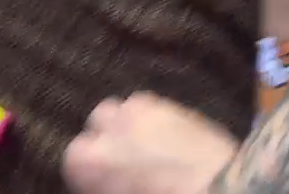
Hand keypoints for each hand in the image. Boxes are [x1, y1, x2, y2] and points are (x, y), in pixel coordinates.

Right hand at [63, 93, 239, 193]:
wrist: (215, 188)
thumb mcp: (120, 193)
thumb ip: (107, 185)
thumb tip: (108, 182)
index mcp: (93, 160)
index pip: (74, 155)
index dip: (86, 168)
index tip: (97, 180)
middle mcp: (114, 127)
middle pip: (99, 119)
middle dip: (106, 134)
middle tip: (120, 159)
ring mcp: (144, 109)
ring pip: (125, 106)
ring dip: (129, 121)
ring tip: (142, 145)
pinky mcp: (172, 103)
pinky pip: (153, 104)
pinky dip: (152, 116)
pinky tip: (164, 136)